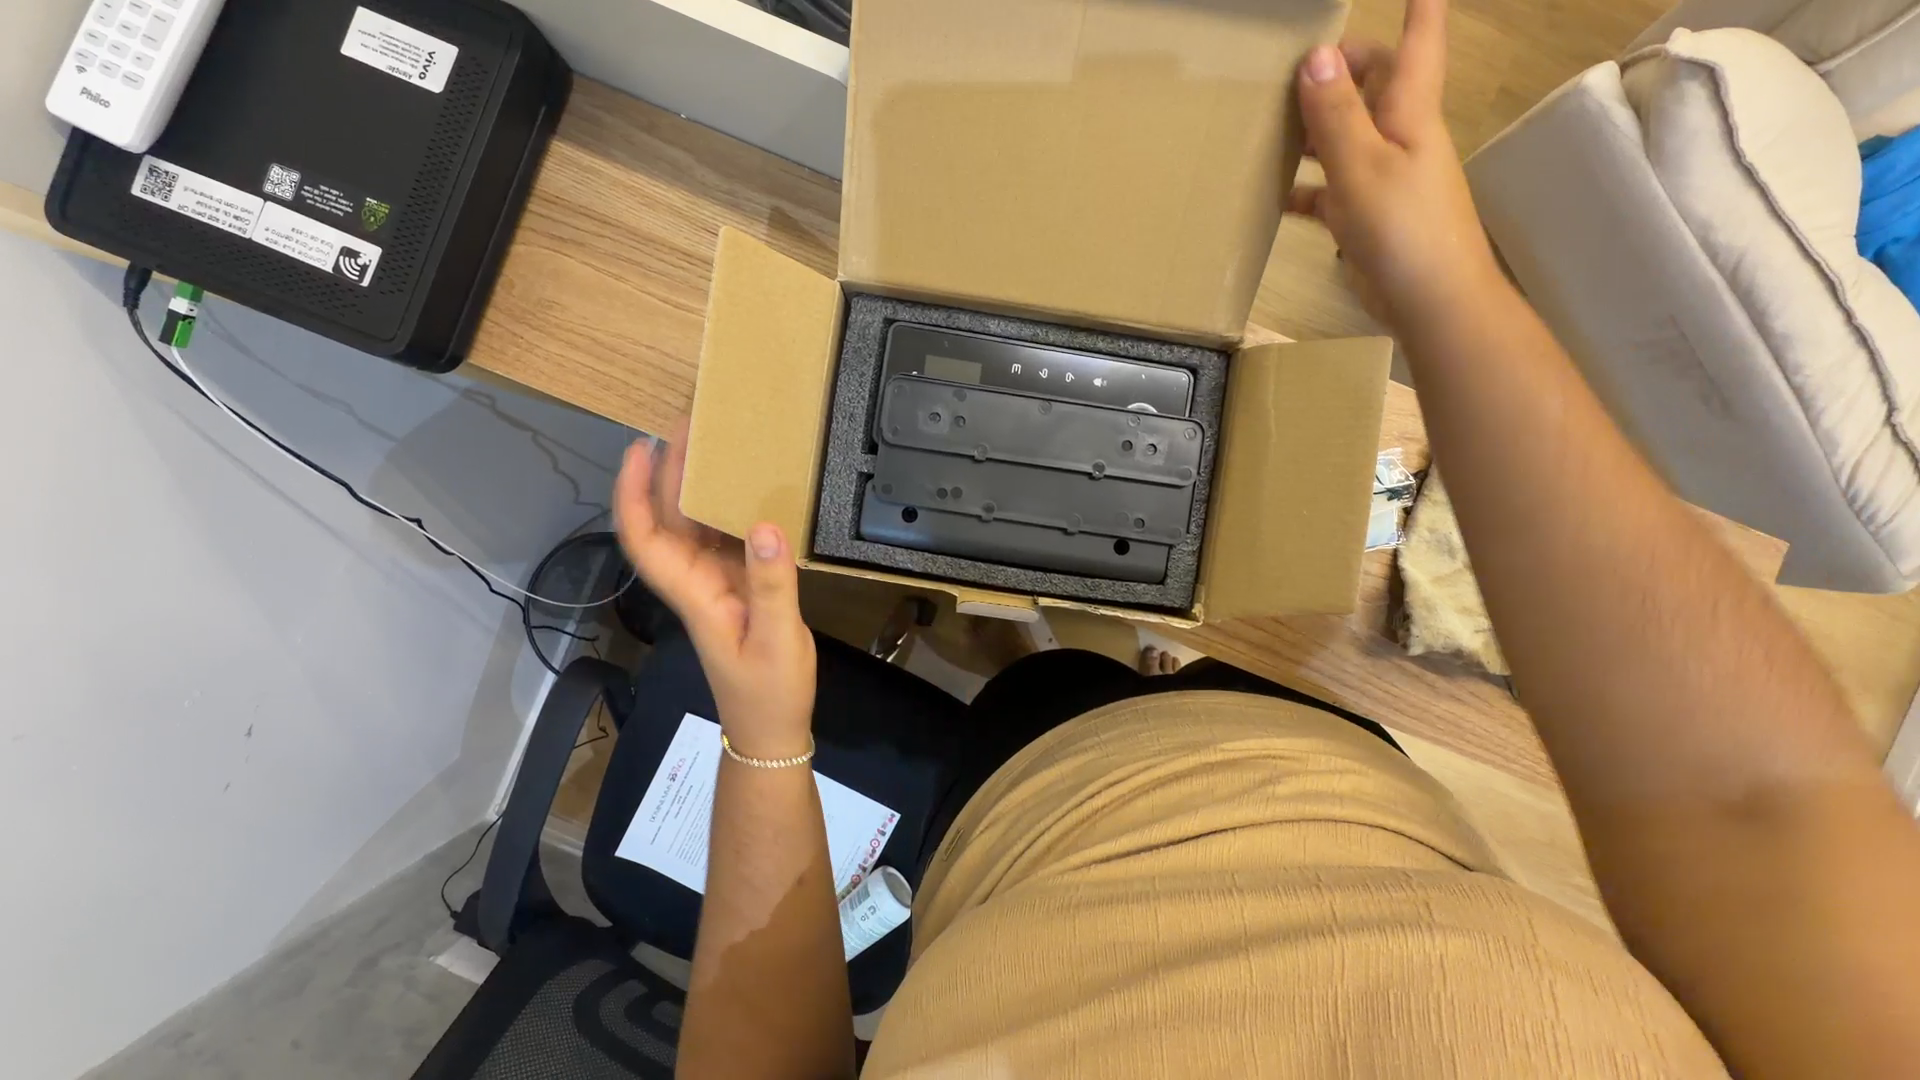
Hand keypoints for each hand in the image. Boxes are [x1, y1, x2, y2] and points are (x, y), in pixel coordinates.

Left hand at [612, 421, 816, 758]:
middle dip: (669, 473)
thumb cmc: (768, 692)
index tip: (639, 449)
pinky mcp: (738, 589)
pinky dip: (730, 510)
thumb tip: (767, 526)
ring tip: (716, 444)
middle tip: (690, 426)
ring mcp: (716, 585)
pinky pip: (725, 540)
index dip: (633, 493)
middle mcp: (696, 582)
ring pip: (695, 527)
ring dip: (698, 487)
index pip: (646, 538)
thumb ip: (772, 586)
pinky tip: (748, 488)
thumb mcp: (776, 639)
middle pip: (669, 521)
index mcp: (693, 593)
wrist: (770, 731)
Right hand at [1287, 0, 1503, 327]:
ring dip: (1315, 129)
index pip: (1418, 44)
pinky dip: (1307, 187)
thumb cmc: (1402, 227)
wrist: (1430, 298)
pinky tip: (1278, 195)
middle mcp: (1401, 137)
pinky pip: (1333, 189)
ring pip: (1348, 136)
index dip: (1418, 8)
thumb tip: (1315, 56)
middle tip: (1293, 70)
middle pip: (1375, 86)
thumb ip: (1336, 115)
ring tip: (1271, 127)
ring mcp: (1385, 177)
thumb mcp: (1362, 166)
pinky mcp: (1369, 216)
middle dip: (1342, 69)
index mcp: (1409, 114)